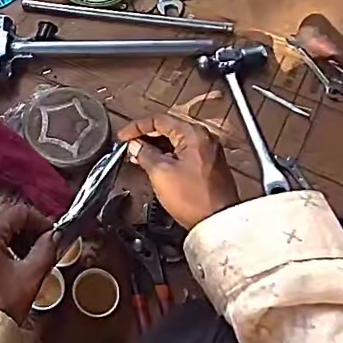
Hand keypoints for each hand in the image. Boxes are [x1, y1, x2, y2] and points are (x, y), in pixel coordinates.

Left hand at [0, 205, 58, 321]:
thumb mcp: (29, 277)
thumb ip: (45, 251)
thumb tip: (54, 238)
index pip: (18, 211)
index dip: (40, 220)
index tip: (52, 232)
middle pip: (3, 217)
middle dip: (26, 229)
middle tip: (44, 243)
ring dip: (13, 238)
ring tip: (29, 257)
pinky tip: (10, 265)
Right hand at [116, 114, 240, 228]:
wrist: (218, 222)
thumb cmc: (195, 199)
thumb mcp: (160, 173)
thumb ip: (144, 154)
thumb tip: (136, 146)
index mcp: (193, 135)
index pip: (158, 120)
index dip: (136, 127)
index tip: (124, 136)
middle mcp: (204, 139)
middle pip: (168, 128)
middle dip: (145, 136)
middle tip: (129, 144)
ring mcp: (209, 151)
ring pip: (175, 140)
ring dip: (155, 146)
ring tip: (138, 155)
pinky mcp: (209, 165)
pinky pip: (183, 152)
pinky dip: (167, 154)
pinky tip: (155, 164)